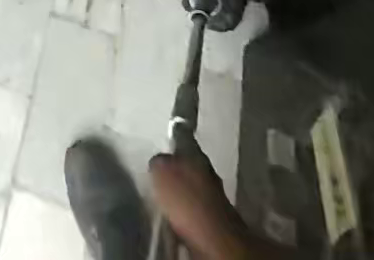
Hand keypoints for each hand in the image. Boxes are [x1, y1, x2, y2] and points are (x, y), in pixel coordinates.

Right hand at [149, 145, 258, 259]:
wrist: (214, 238)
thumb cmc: (186, 198)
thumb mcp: (161, 171)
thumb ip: (158, 161)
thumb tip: (158, 162)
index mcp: (196, 153)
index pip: (183, 137)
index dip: (174, 134)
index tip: (166, 134)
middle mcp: (207, 170)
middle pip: (189, 162)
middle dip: (177, 167)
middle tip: (160, 171)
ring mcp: (214, 194)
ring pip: (194, 186)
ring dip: (182, 190)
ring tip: (165, 196)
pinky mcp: (215, 219)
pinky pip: (196, 208)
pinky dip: (187, 210)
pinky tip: (176, 216)